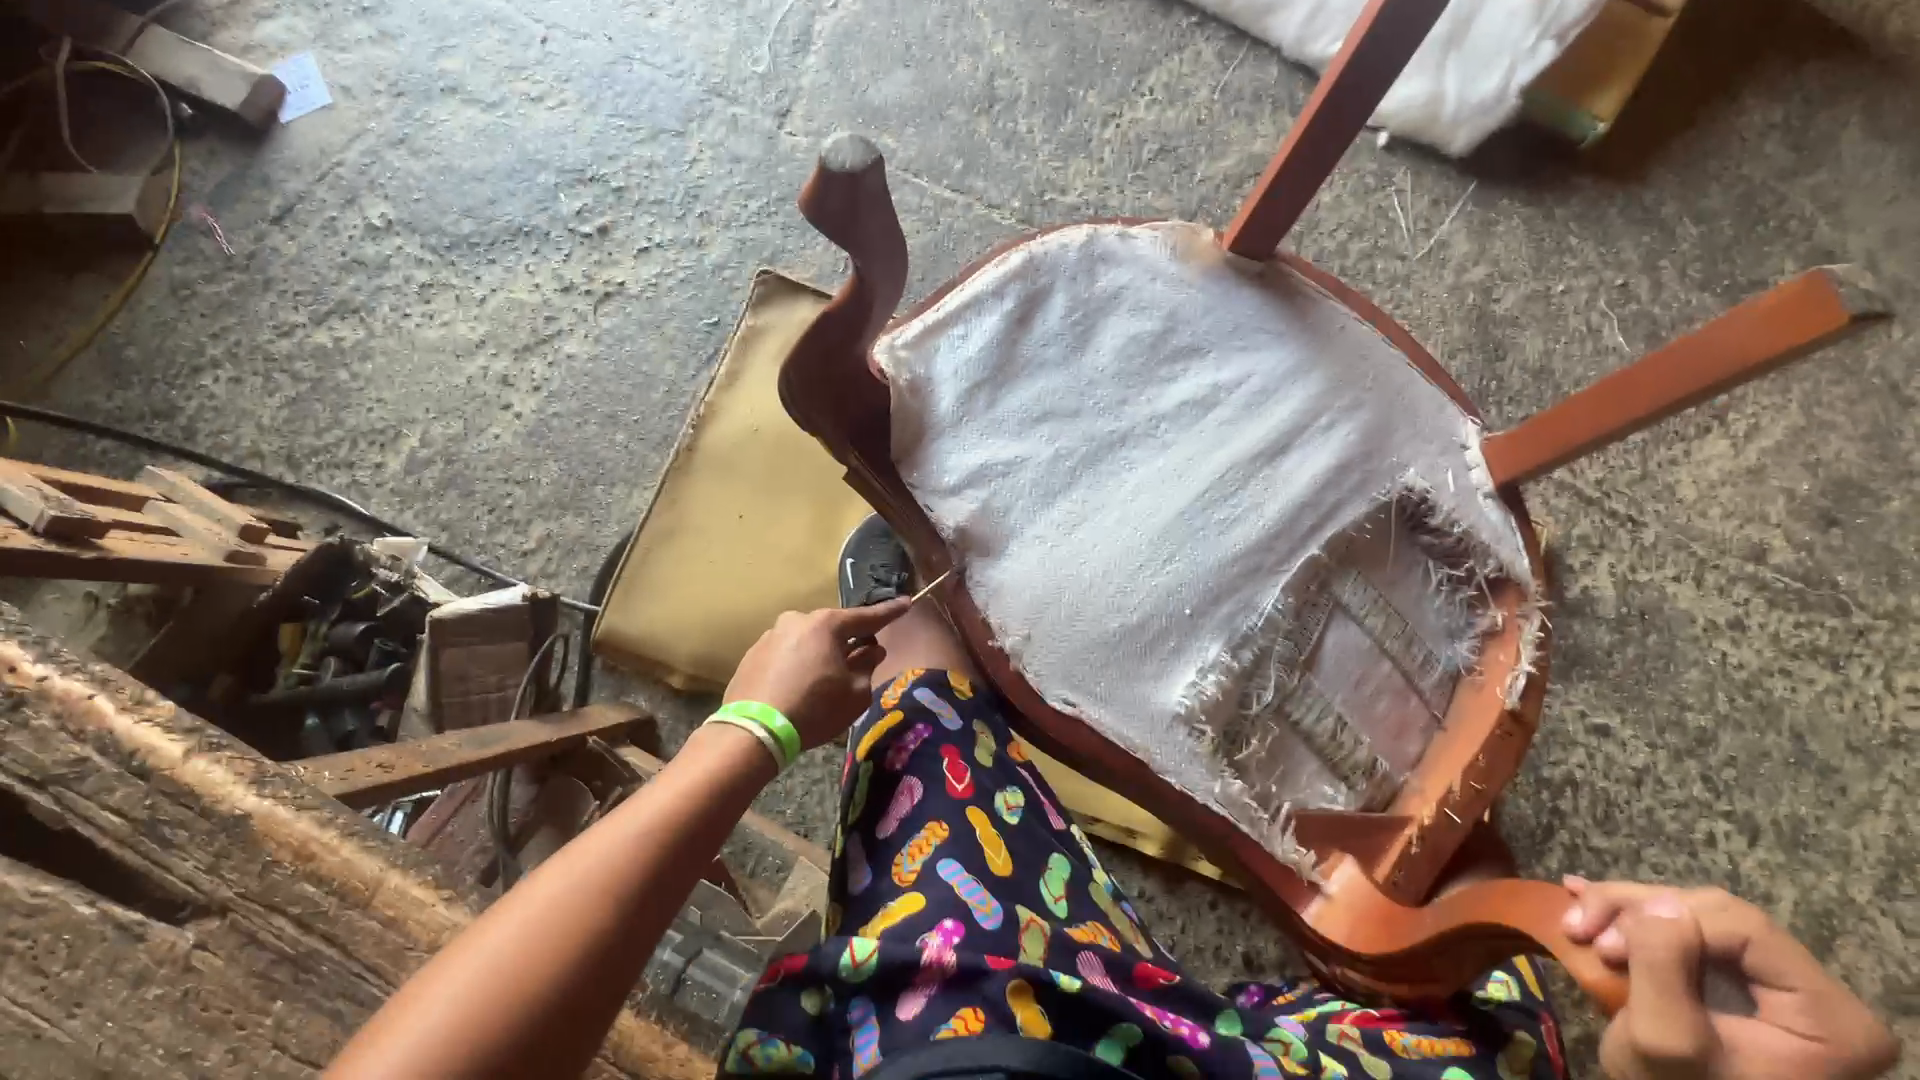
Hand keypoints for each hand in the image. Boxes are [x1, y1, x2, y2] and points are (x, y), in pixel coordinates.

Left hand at [725, 600, 910, 749]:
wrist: (754, 732)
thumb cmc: (814, 709)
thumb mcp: (855, 693)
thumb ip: (867, 667)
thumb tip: (871, 651)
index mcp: (825, 625)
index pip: (866, 617)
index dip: (889, 612)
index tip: (906, 604)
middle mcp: (796, 621)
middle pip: (832, 629)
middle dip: (848, 641)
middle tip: (859, 661)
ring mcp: (770, 636)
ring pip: (806, 642)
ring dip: (819, 655)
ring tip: (822, 683)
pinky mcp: (751, 656)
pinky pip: (784, 656)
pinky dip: (796, 666)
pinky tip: (797, 689)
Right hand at [1562, 879, 1898, 1079]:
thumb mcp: (1665, 1039)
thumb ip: (1664, 968)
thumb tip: (1659, 901)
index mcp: (1829, 1017)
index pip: (1743, 927)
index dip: (1664, 922)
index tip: (1604, 948)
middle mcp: (1816, 994)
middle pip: (1715, 913)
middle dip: (1635, 913)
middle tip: (1582, 935)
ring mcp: (1777, 988)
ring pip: (1693, 913)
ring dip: (1623, 912)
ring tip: (1576, 927)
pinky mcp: (1740, 984)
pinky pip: (1686, 929)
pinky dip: (1631, 915)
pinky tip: (1585, 900)